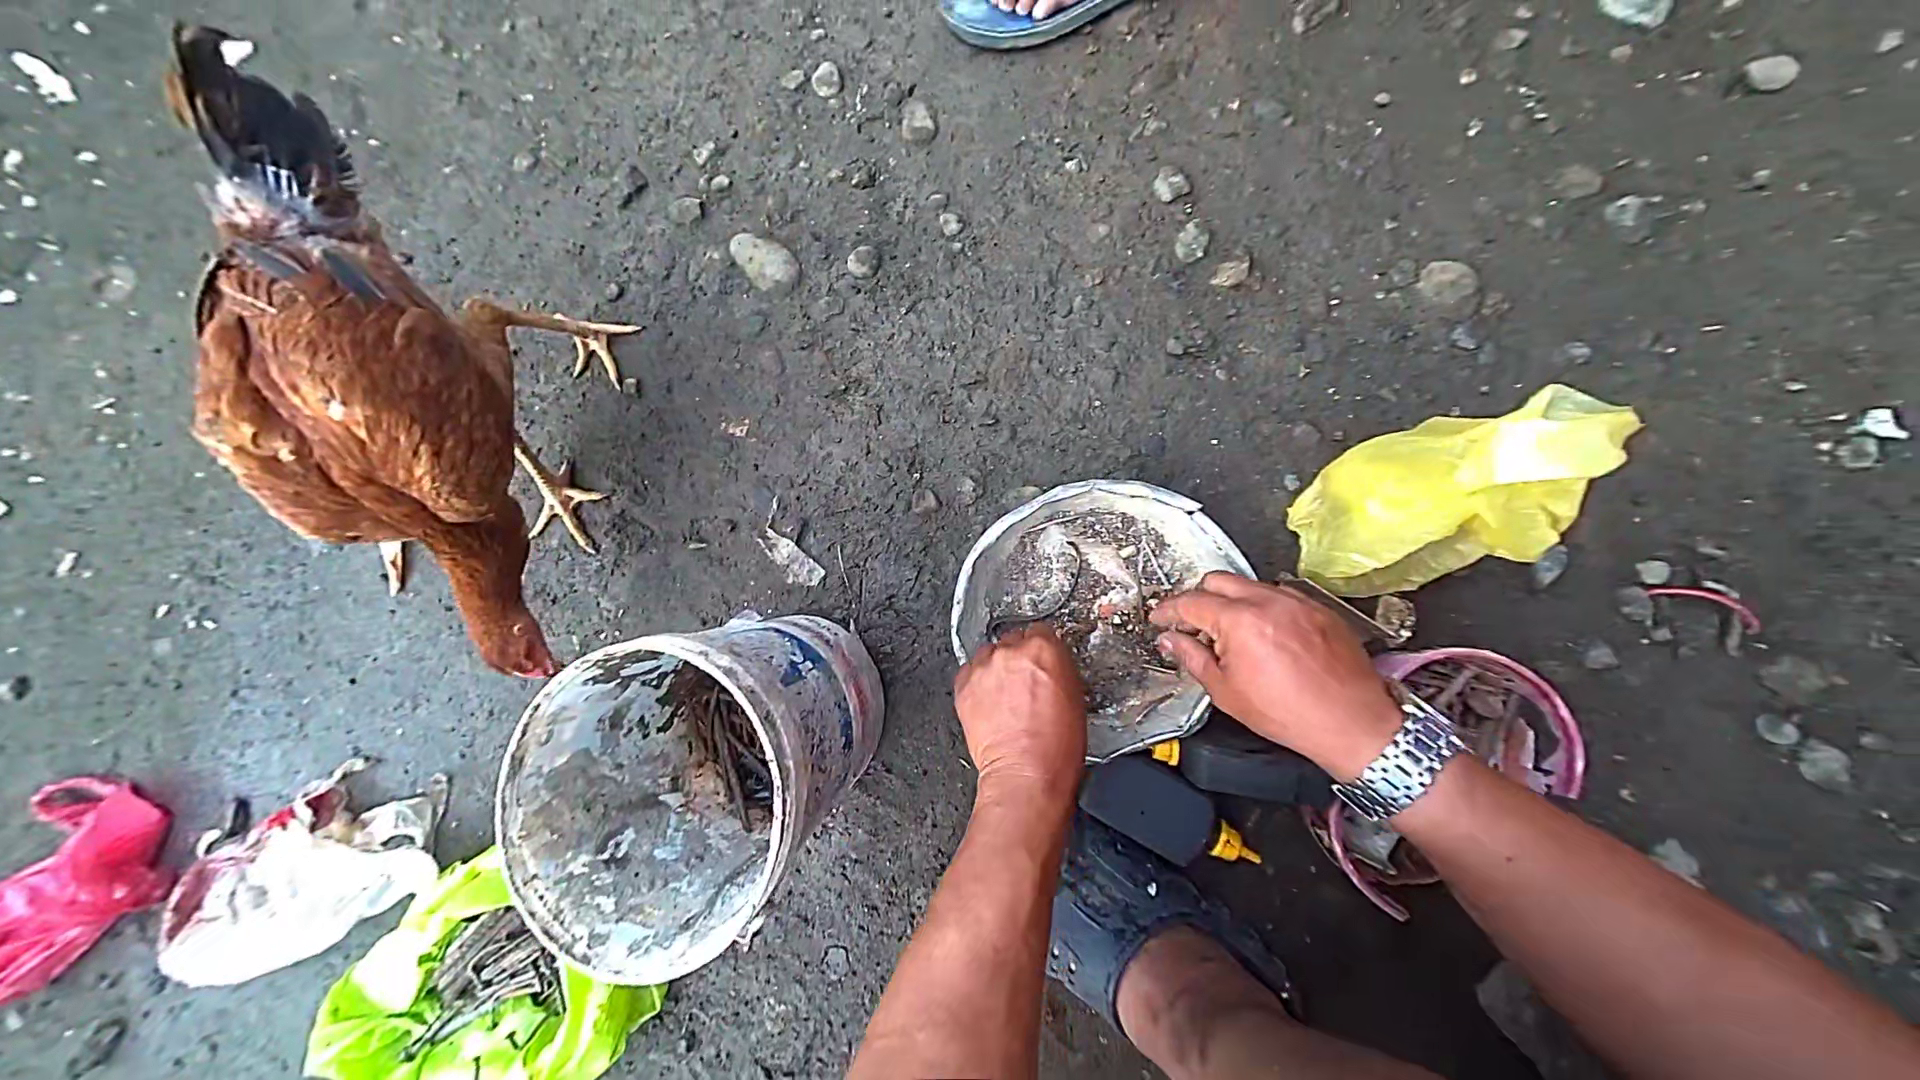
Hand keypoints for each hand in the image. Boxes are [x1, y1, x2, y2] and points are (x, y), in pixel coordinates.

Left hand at [953, 624, 1087, 801]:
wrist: (1026, 774)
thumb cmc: (1055, 748)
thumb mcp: (1075, 697)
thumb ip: (1059, 669)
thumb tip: (1051, 666)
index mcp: (1045, 649)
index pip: (1041, 631)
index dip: (1042, 648)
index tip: (1040, 660)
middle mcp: (1011, 652)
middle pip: (1013, 640)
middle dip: (1018, 658)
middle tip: (1023, 683)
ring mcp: (984, 667)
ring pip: (989, 654)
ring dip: (996, 668)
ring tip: (1005, 695)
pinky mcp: (964, 685)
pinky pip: (969, 672)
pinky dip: (977, 683)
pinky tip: (989, 701)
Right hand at [1150, 573, 1402, 780]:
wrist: (1353, 724)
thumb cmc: (1292, 714)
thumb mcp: (1226, 691)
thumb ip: (1192, 658)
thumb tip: (1171, 641)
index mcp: (1240, 621)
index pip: (1190, 602)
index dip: (1168, 610)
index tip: (1160, 619)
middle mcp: (1269, 602)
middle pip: (1217, 580)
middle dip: (1198, 599)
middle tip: (1192, 624)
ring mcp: (1297, 602)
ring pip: (1249, 584)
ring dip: (1231, 601)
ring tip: (1231, 634)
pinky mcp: (1318, 608)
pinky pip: (1279, 594)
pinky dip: (1262, 606)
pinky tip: (1263, 634)